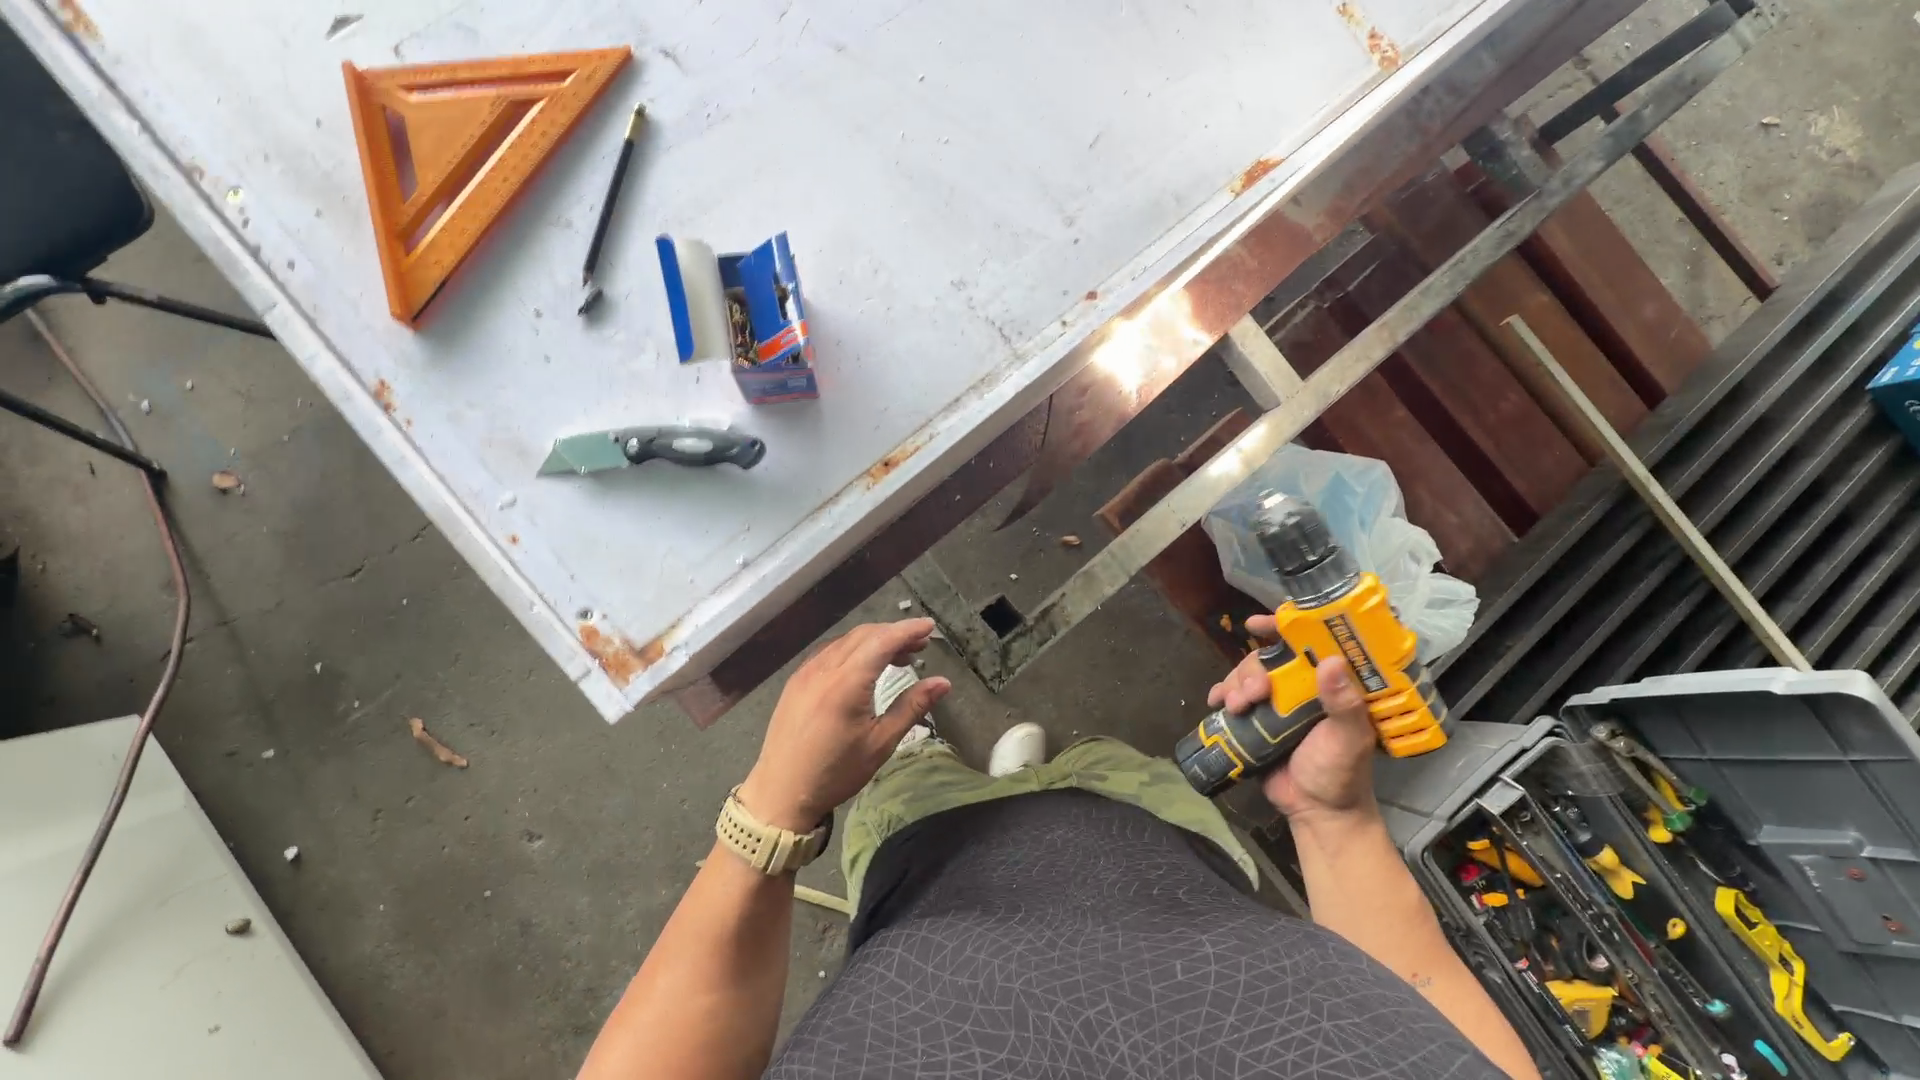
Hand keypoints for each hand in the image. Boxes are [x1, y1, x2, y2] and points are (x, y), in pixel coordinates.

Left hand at [738, 618, 951, 831]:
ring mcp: (805, 674)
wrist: (780, 794)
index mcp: (846, 684)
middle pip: (863, 635)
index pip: (882, 641)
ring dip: (873, 641)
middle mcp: (823, 670)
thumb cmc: (835, 773)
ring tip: (898, 657)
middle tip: (921, 645)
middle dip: (894, 634)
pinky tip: (864, 667)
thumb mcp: (880, 743)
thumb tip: (943, 682)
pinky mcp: (796, 682)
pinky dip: (853, 650)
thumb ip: (911, 707)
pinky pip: (829, 653)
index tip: (930, 626)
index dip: (907, 630)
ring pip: (845, 642)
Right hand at [1204, 615, 1378, 823]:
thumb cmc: (1341, 773)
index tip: (1257, 624)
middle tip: (1253, 694)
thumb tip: (1331, 662)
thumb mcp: (1349, 738)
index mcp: (1328, 685)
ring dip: (1235, 684)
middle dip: (1252, 669)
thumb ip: (1343, 703)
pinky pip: (1231, 697)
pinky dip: (1221, 695)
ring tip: (1236, 707)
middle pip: (1266, 659)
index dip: (1282, 627)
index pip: (1305, 643)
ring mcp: (1275, 704)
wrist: (1316, 812)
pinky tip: (1216, 703)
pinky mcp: (1255, 721)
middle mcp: (1300, 687)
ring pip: (1245, 675)